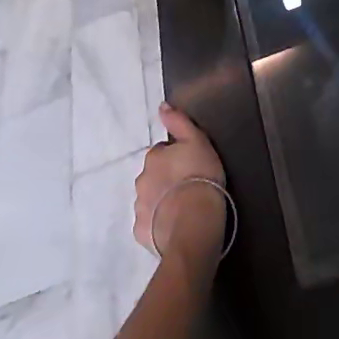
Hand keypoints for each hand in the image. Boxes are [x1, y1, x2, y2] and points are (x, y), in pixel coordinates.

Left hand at [134, 104, 227, 262]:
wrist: (194, 222)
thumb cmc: (199, 177)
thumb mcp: (197, 142)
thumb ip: (179, 122)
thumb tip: (162, 106)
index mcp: (153, 158)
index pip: (161, 153)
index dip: (176, 159)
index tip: (190, 167)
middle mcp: (141, 180)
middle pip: (153, 177)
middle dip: (165, 181)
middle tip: (188, 189)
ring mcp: (140, 207)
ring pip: (150, 201)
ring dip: (162, 203)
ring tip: (184, 211)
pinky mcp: (142, 232)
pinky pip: (150, 226)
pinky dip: (158, 226)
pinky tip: (174, 228)